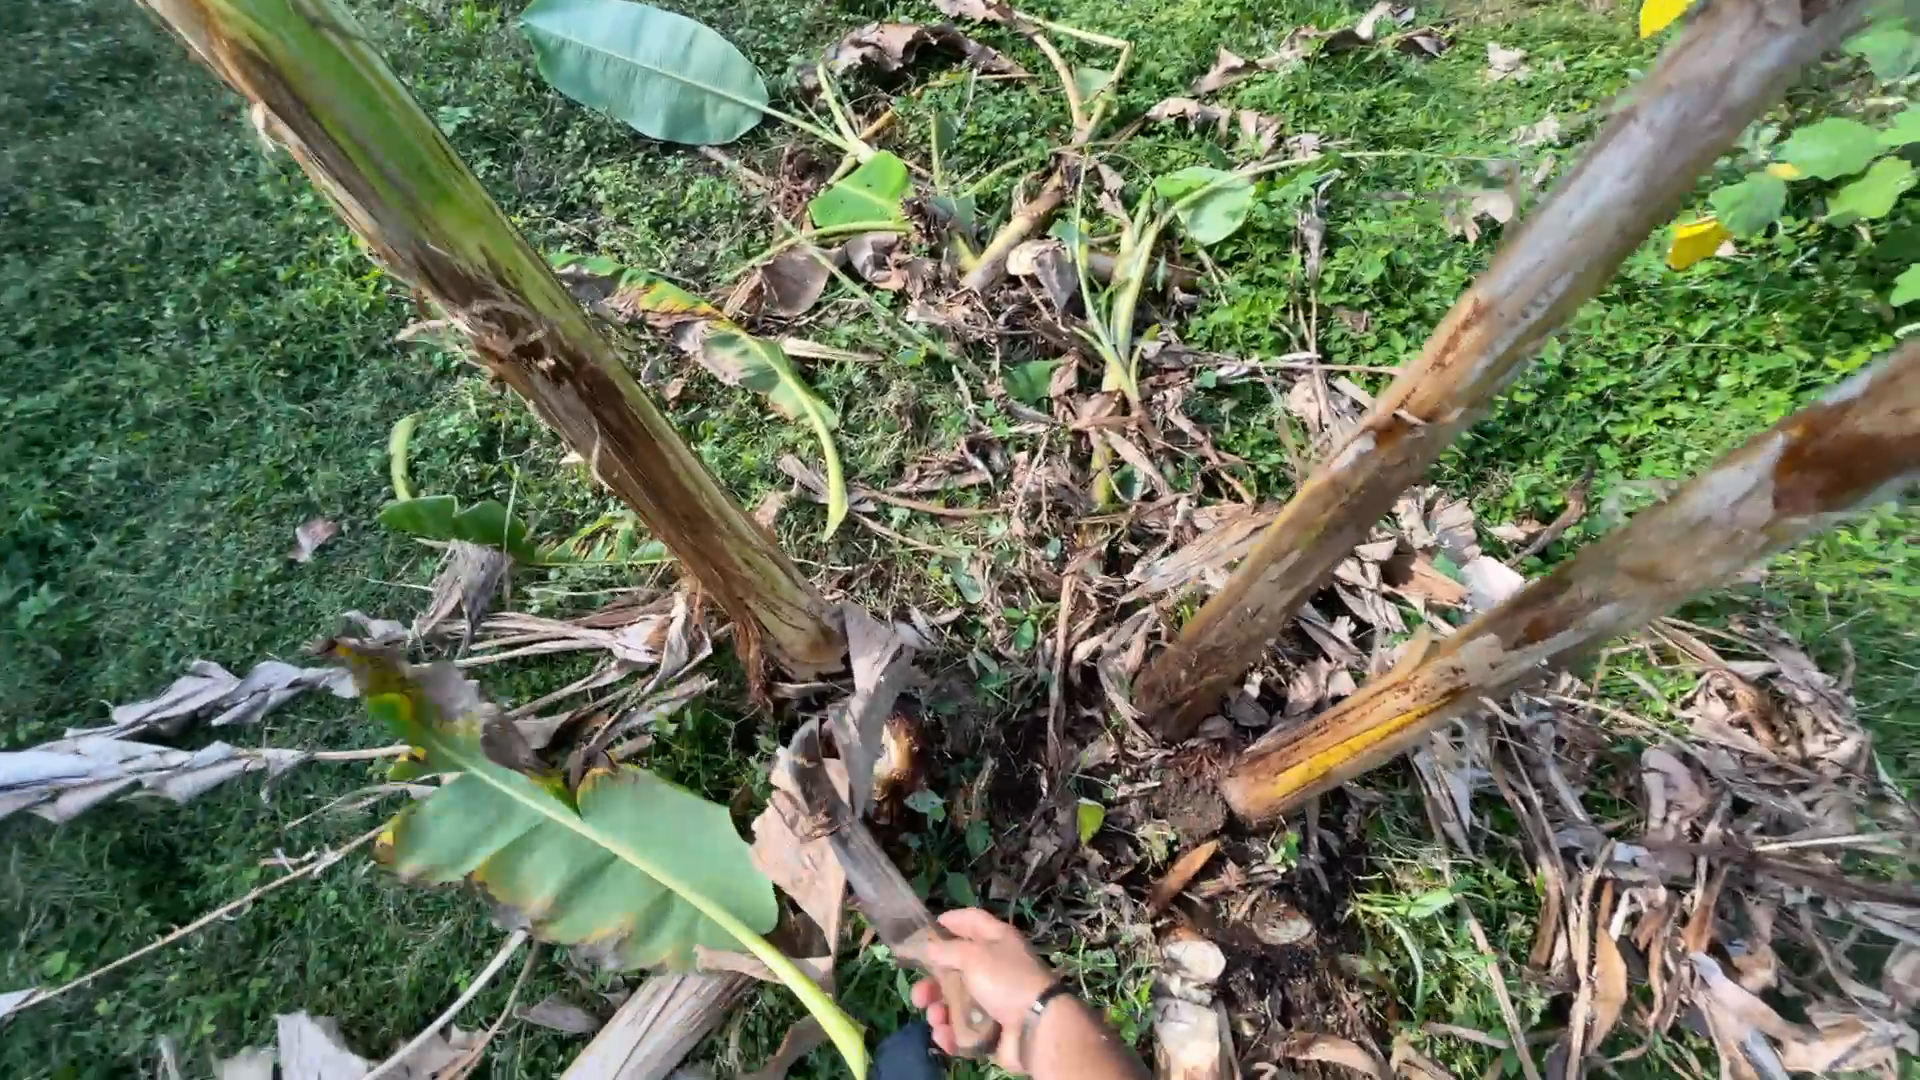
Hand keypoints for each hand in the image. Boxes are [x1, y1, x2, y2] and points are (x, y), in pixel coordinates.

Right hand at [910, 908, 1056, 1071]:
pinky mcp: (991, 1029)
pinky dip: (951, 1033)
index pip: (972, 921)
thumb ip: (947, 950)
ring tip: (934, 1017)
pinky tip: (943, 1035)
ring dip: (939, 1009)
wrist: (1036, 1027)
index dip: (950, 921)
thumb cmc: (1006, 979)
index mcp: (997, 940)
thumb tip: (928, 947)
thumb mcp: (974, 956)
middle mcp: (994, 966)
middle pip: (956, 967)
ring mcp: (992, 999)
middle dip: (933, 981)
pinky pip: (964, 1029)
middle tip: (919, 992)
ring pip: (956, 1002)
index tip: (926, 930)